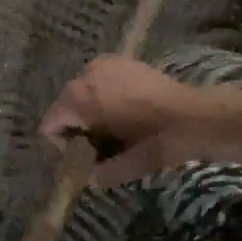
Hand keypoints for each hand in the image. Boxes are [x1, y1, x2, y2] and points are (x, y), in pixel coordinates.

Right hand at [39, 56, 213, 187]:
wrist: (192, 114)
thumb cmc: (154, 140)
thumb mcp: (125, 164)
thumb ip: (102, 172)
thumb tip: (91, 179)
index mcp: (78, 97)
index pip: (49, 123)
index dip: (62, 145)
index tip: (84, 157)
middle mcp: (86, 74)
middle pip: (66, 105)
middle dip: (78, 127)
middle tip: (102, 147)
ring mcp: (106, 63)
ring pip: (85, 92)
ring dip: (93, 111)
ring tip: (116, 129)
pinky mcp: (124, 61)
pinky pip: (103, 81)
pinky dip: (107, 96)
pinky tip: (128, 111)